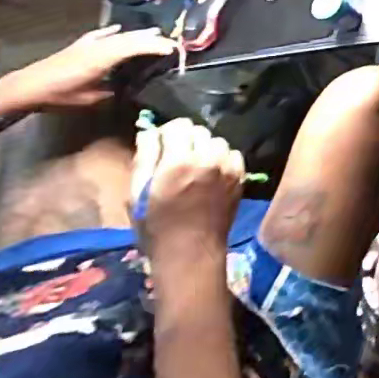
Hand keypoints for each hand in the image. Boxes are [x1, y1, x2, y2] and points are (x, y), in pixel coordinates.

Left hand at [0, 26, 177, 114]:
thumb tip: (131, 87)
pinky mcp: (79, 45)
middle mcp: (99, 46)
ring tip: (156, 34)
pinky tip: (119, 29)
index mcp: (103, 57)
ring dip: (138, 34)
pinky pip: (102, 34)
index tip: (175, 49)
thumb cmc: (58, 96)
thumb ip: (113, 90)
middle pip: (132, 38)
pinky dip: (114, 32)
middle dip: (154, 38)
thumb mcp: (90, 98)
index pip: (137, 46)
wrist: (24, 88)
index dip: (157, 46)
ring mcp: (89, 43)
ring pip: (120, 35)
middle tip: (173, 42)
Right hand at [131, 117, 242, 259]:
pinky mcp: (241, 175)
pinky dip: (222, 159)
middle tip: (177, 160)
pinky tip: (211, 175)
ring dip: (205, 149)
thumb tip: (149, 133)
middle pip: (199, 131)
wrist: (191, 252)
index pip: (179, 125)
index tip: (163, 146)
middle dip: (186, 141)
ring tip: (195, 168)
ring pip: (217, 141)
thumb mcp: (137, 195)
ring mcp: (228, 166)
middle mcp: (208, 158)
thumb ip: (144, 159)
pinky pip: (232, 153)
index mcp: (179, 161)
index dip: (168, 133)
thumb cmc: (157, 227)